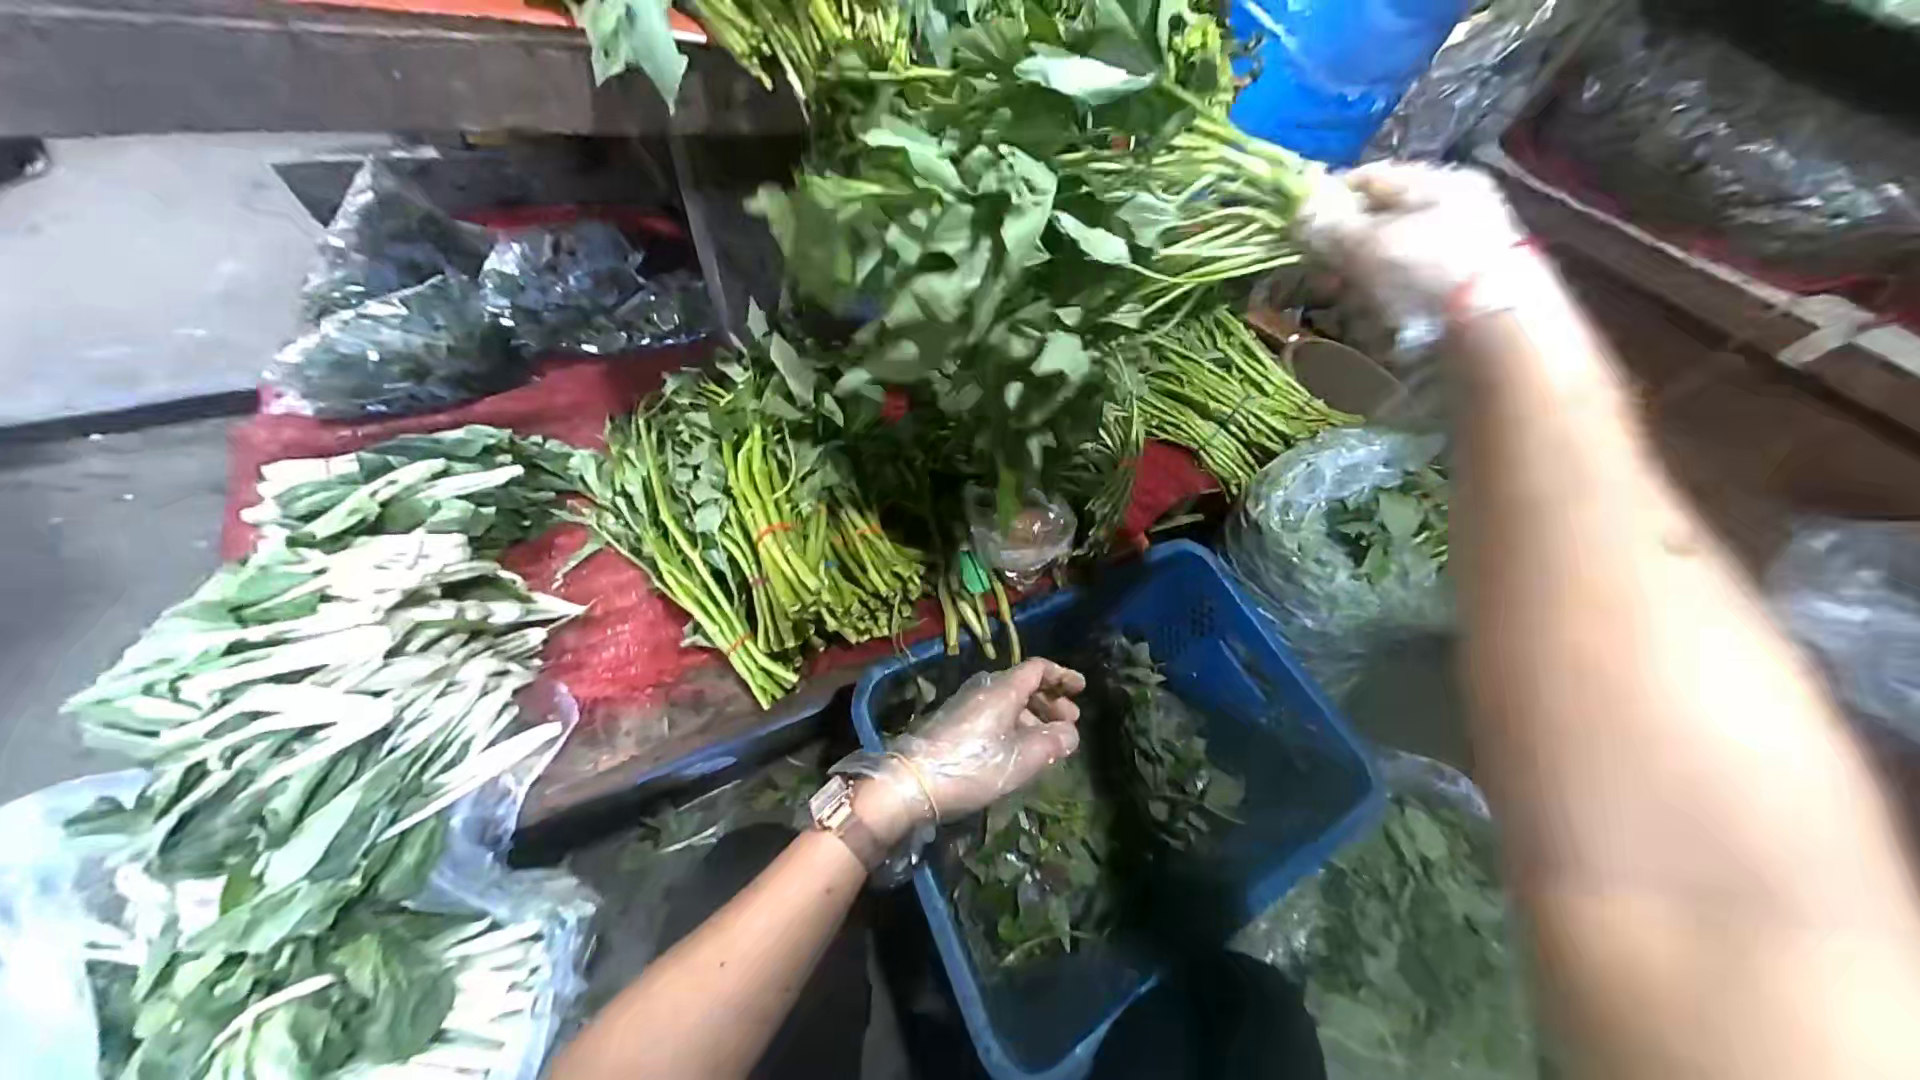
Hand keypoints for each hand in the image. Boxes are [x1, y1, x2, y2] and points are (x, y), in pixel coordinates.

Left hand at [846, 658, 1086, 840]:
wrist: (914, 781)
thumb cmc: (974, 764)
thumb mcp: (1023, 757)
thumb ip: (1053, 742)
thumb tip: (1069, 732)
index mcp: (1002, 688)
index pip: (1037, 669)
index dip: (1062, 675)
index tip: (1081, 687)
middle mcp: (984, 689)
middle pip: (1024, 684)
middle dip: (1051, 700)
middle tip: (1070, 720)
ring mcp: (967, 705)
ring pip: (1009, 702)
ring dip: (1034, 715)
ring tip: (1050, 739)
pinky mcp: (955, 723)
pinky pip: (996, 715)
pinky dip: (1016, 724)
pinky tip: (1021, 748)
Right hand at [1300, 162, 1540, 339]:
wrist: (1484, 324)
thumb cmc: (1424, 269)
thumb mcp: (1369, 242)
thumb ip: (1329, 226)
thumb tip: (1298, 213)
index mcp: (1437, 181)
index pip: (1371, 176)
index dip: (1330, 196)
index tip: (1300, 221)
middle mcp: (1450, 206)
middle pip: (1377, 216)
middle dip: (1340, 240)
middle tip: (1314, 263)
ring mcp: (1454, 246)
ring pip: (1384, 251)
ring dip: (1353, 269)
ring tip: (1333, 289)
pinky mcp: (1451, 284)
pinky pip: (1398, 279)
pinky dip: (1373, 290)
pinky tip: (1361, 305)